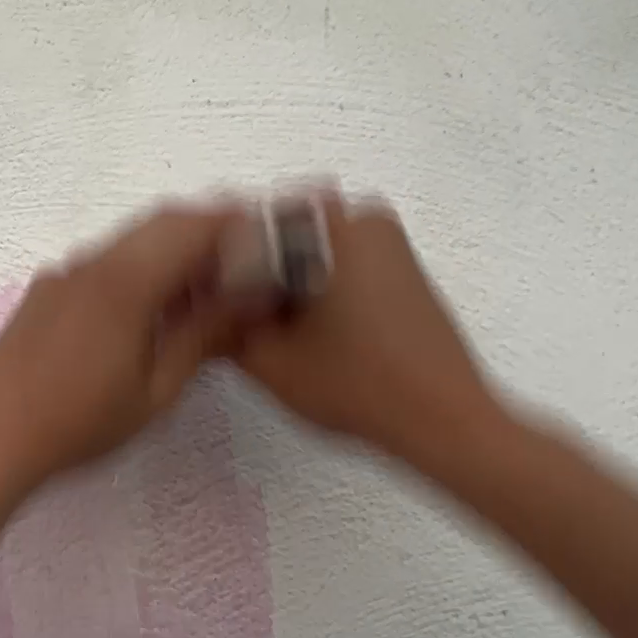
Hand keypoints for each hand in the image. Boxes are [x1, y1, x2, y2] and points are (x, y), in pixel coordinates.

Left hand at [0, 204, 240, 499]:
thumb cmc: (77, 425)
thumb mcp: (155, 390)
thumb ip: (204, 335)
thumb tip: (251, 297)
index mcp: (122, 281)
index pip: (191, 225)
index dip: (237, 225)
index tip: (271, 245)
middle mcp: (88, 265)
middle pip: (159, 225)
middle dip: (208, 237)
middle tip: (243, 274)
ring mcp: (60, 277)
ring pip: (128, 245)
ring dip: (171, 256)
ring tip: (203, 299)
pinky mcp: (43, 296)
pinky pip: (101, 267)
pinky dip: (137, 273)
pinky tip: (149, 316)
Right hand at [230, 192, 499, 458]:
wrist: (442, 421)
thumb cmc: (361, 385)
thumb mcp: (265, 359)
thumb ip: (218, 323)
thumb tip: (195, 304)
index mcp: (336, 227)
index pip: (253, 215)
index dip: (221, 250)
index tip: (209, 285)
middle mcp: (368, 222)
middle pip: (281, 230)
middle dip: (251, 263)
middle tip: (231, 308)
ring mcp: (390, 247)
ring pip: (309, 249)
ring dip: (280, 278)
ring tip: (263, 326)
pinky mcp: (402, 274)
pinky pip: (336, 264)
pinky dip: (312, 288)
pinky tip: (302, 333)